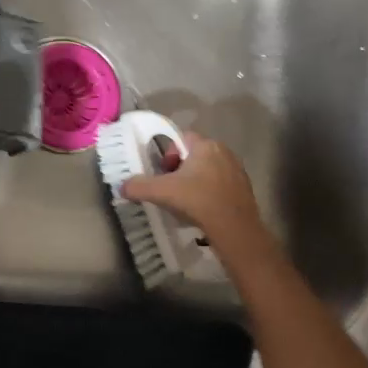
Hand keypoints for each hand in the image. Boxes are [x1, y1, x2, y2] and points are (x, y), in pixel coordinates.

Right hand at [120, 132, 270, 250]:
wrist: (234, 228)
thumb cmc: (197, 201)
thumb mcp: (161, 192)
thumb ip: (138, 186)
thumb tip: (121, 186)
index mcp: (205, 145)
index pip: (182, 138)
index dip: (169, 153)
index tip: (164, 172)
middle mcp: (224, 151)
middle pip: (195, 154)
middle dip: (181, 169)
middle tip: (172, 188)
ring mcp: (237, 170)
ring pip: (209, 170)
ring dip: (196, 181)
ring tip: (187, 202)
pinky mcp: (245, 188)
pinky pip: (221, 184)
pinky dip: (210, 193)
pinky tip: (204, 210)